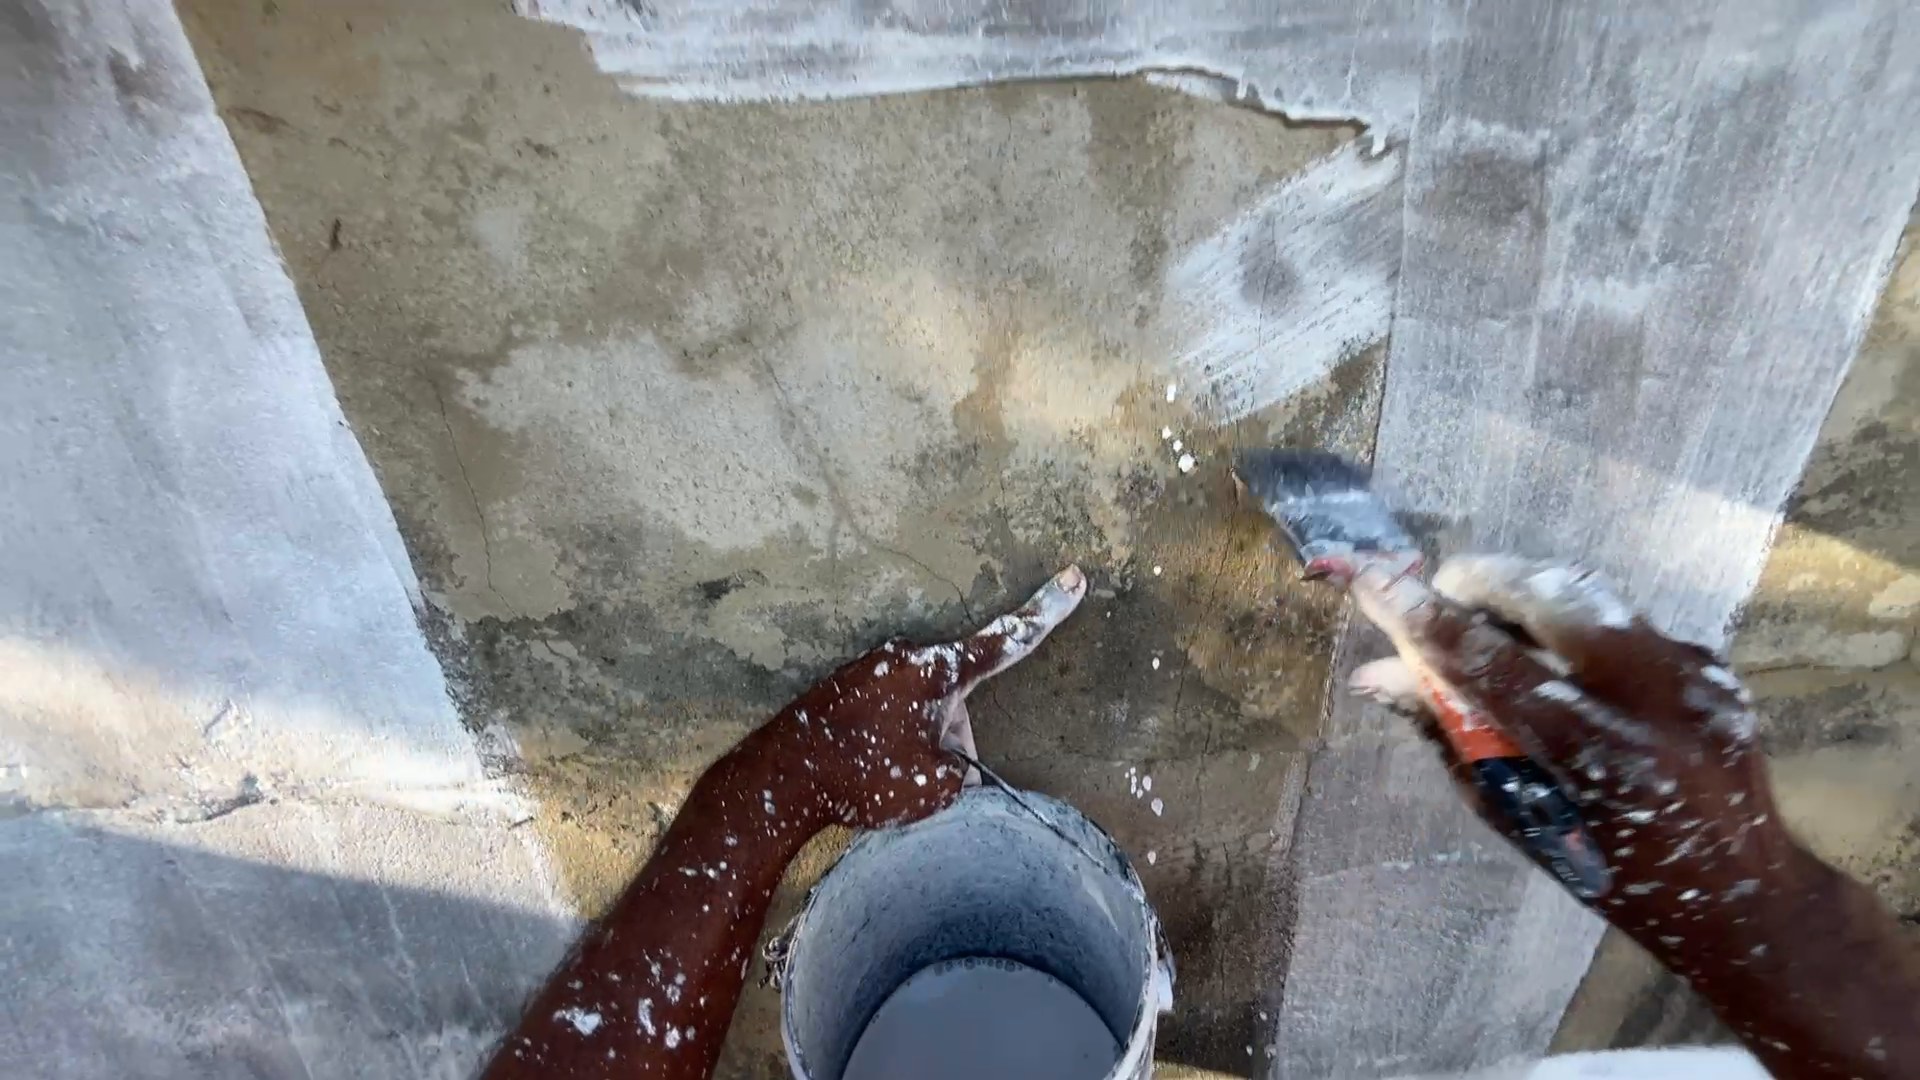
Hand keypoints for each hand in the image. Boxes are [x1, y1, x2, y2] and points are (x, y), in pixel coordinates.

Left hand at [775, 565, 1086, 829]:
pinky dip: (888, 736)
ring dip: (917, 738)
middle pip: (956, 697)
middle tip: (915, 773)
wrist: (782, 776)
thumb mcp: (936, 785)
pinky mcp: (849, 683)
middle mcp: (908, 656)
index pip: (1005, 641)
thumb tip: (952, 757)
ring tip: (881, 773)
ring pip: (922, 707)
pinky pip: (888, 710)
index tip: (1075, 577)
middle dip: (951, 735)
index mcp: (938, 671)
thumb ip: (962, 767)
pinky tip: (864, 763)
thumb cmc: (865, 775)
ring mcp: (874, 666)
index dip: (1046, 611)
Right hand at [1349, 555, 1793, 945]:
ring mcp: (1690, 672)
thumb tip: (1372, 673)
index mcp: (1589, 751)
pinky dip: (1560, 617)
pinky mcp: (1709, 661)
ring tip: (1487, 618)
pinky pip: (1612, 611)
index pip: (1480, 657)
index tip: (1366, 577)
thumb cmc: (1597, 861)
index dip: (1414, 613)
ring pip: (1578, 588)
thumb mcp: (1505, 806)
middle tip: (1440, 599)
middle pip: (1542, 593)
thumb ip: (1444, 728)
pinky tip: (1550, 652)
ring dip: (1515, 591)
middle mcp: (1648, 698)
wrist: (1742, 893)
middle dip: (1475, 581)